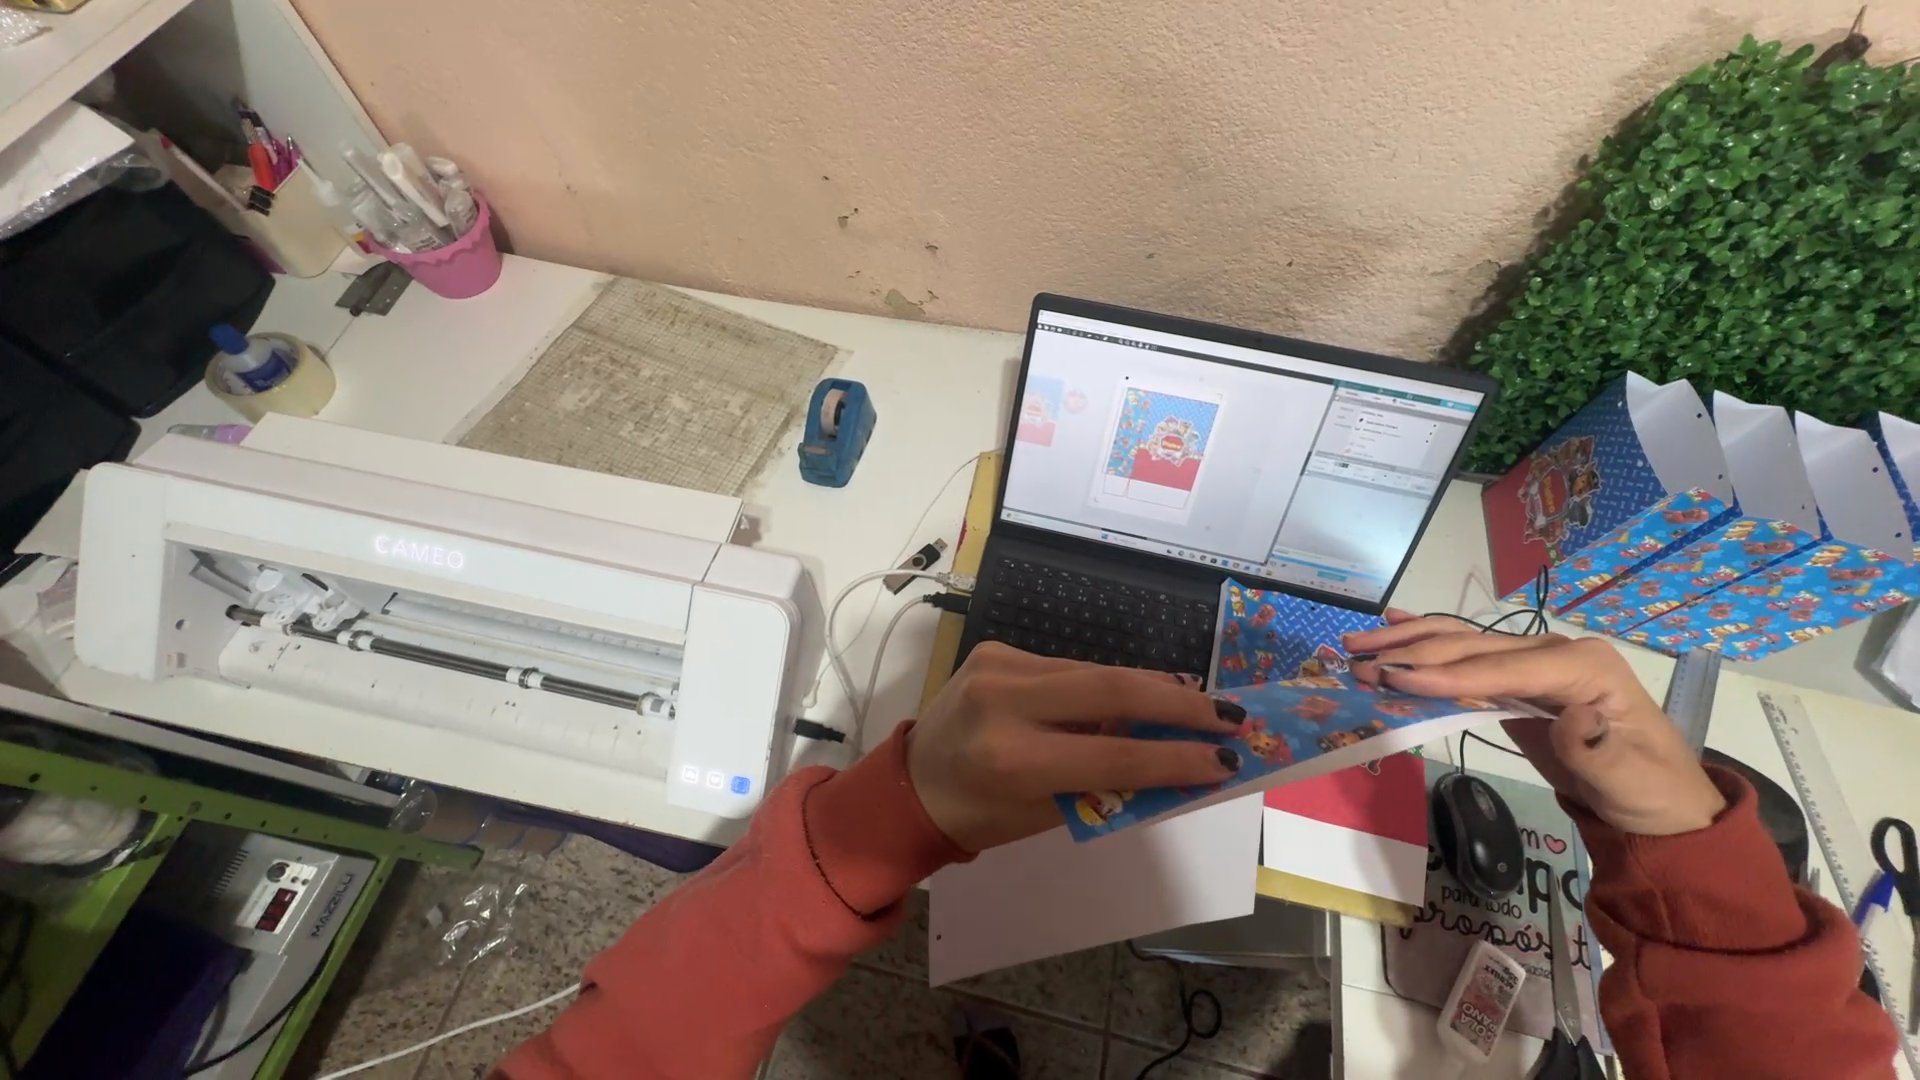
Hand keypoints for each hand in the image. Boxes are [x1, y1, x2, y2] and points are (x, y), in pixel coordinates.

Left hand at [906, 643, 1243, 851]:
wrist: (912, 780)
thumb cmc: (979, 815)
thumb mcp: (1045, 814)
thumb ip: (1106, 784)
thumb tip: (1175, 757)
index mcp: (1012, 759)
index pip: (1113, 754)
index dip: (1176, 758)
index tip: (1226, 762)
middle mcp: (1003, 701)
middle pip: (1111, 688)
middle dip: (1179, 702)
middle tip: (1230, 716)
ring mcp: (997, 667)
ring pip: (1095, 671)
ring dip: (1151, 686)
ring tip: (1198, 701)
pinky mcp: (997, 650)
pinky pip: (1070, 666)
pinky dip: (1109, 681)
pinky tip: (1143, 689)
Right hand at [1343, 613, 1725, 836]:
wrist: (1654, 796)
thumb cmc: (1646, 789)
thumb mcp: (1632, 780)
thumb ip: (1600, 749)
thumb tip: (1572, 716)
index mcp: (1583, 666)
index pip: (1501, 667)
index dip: (1446, 675)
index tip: (1394, 679)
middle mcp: (1553, 650)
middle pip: (1469, 646)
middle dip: (1410, 653)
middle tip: (1358, 662)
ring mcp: (1529, 657)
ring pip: (1457, 640)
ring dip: (1404, 641)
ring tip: (1355, 642)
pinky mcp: (1510, 672)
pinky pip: (1462, 649)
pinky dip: (1424, 636)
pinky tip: (1393, 621)